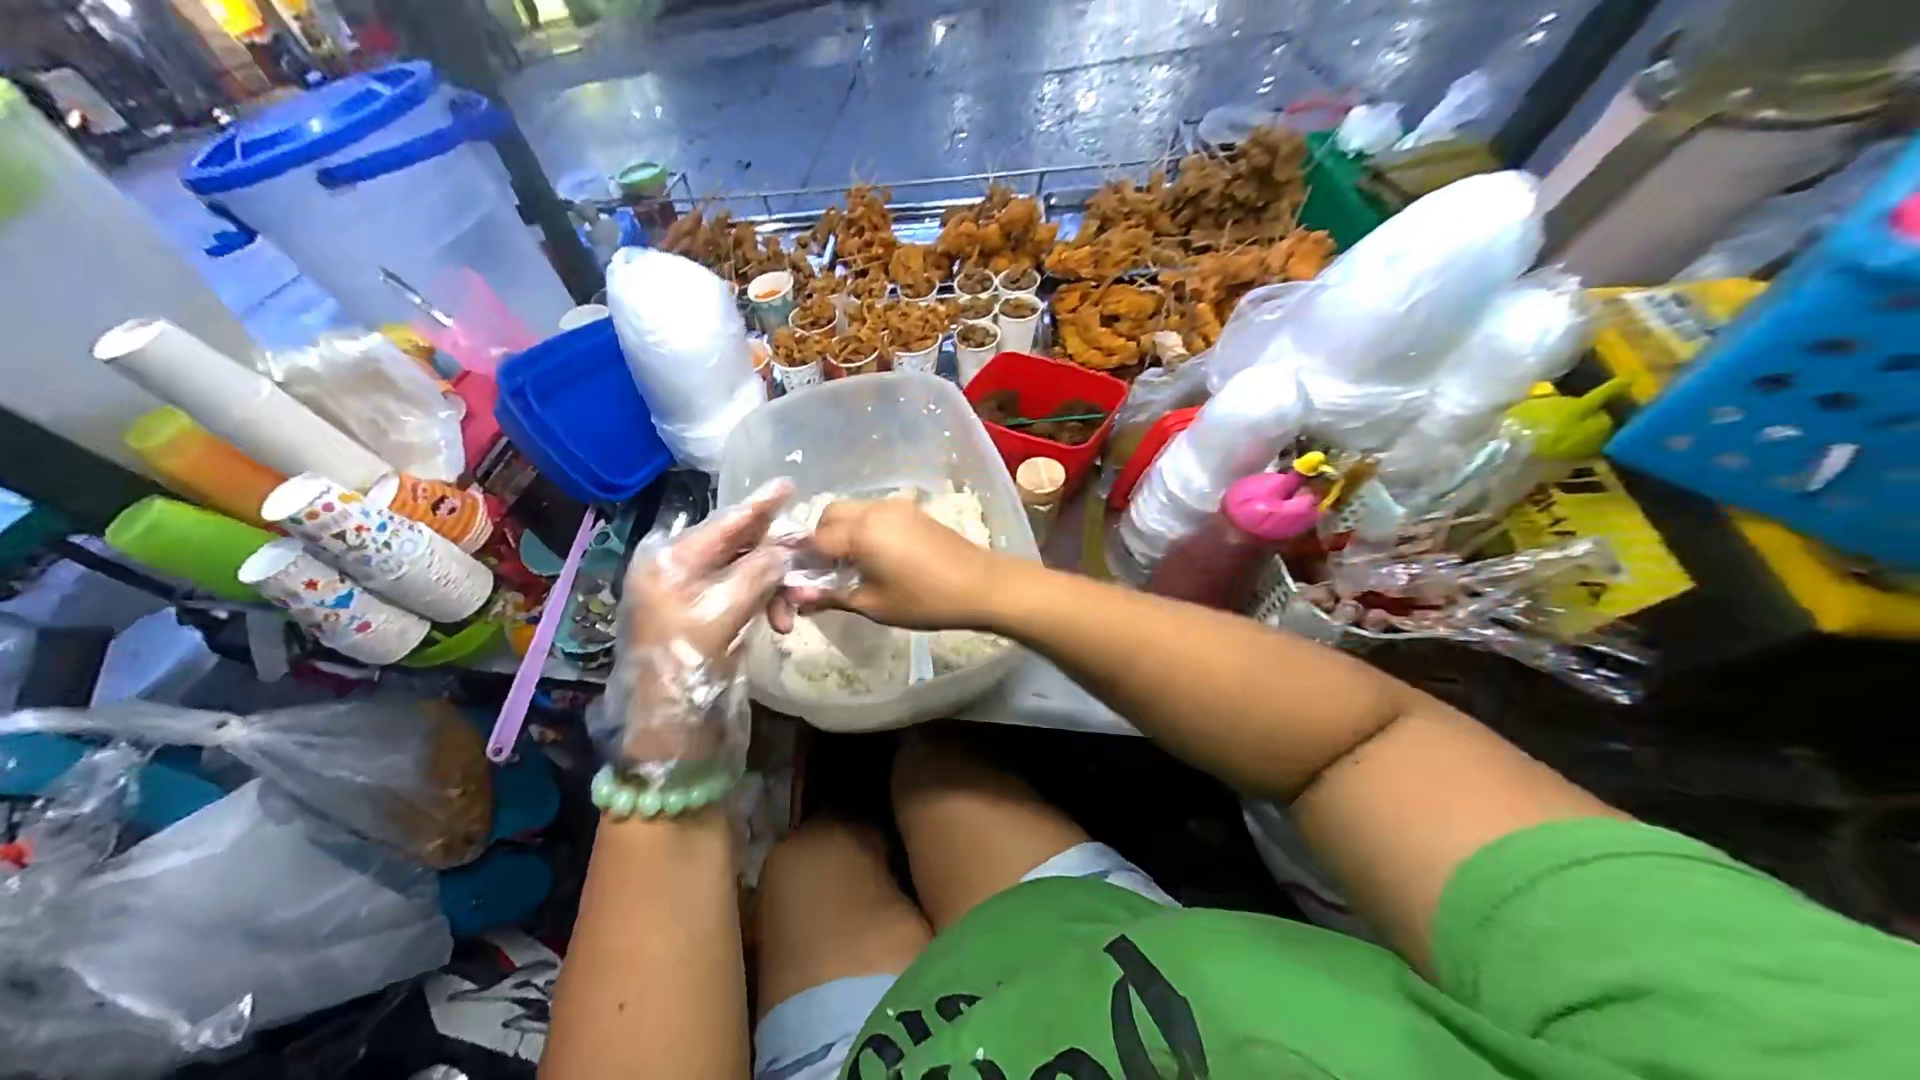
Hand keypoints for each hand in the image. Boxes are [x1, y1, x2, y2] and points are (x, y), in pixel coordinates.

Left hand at [598, 479, 792, 769]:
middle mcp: (676, 569)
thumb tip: (784, 551)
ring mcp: (690, 594)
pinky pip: (743, 595)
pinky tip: (782, 623)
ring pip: (747, 573)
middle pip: (737, 546)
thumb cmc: (685, 661)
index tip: (788, 485)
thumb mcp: (722, 613)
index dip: (758, 506)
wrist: (666, 722)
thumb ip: (756, 575)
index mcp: (669, 561)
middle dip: (776, 556)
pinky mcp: (705, 615)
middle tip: (809, 557)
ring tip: (794, 612)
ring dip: (775, 588)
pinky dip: (765, 605)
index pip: (723, 524)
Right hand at [804, 498, 1014, 629]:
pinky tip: (875, 555)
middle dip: (820, 539)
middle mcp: (873, 509)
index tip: (805, 582)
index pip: (814, 539)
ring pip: (851, 509)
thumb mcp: (874, 605)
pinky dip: (862, 527)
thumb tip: (797, 599)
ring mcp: (895, 506)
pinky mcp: (912, 510)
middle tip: (827, 571)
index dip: (804, 561)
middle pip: (829, 514)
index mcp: (860, 531)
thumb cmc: (925, 600)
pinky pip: (873, 511)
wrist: (981, 585)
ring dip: (841, 531)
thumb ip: (832, 597)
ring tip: (852, 565)